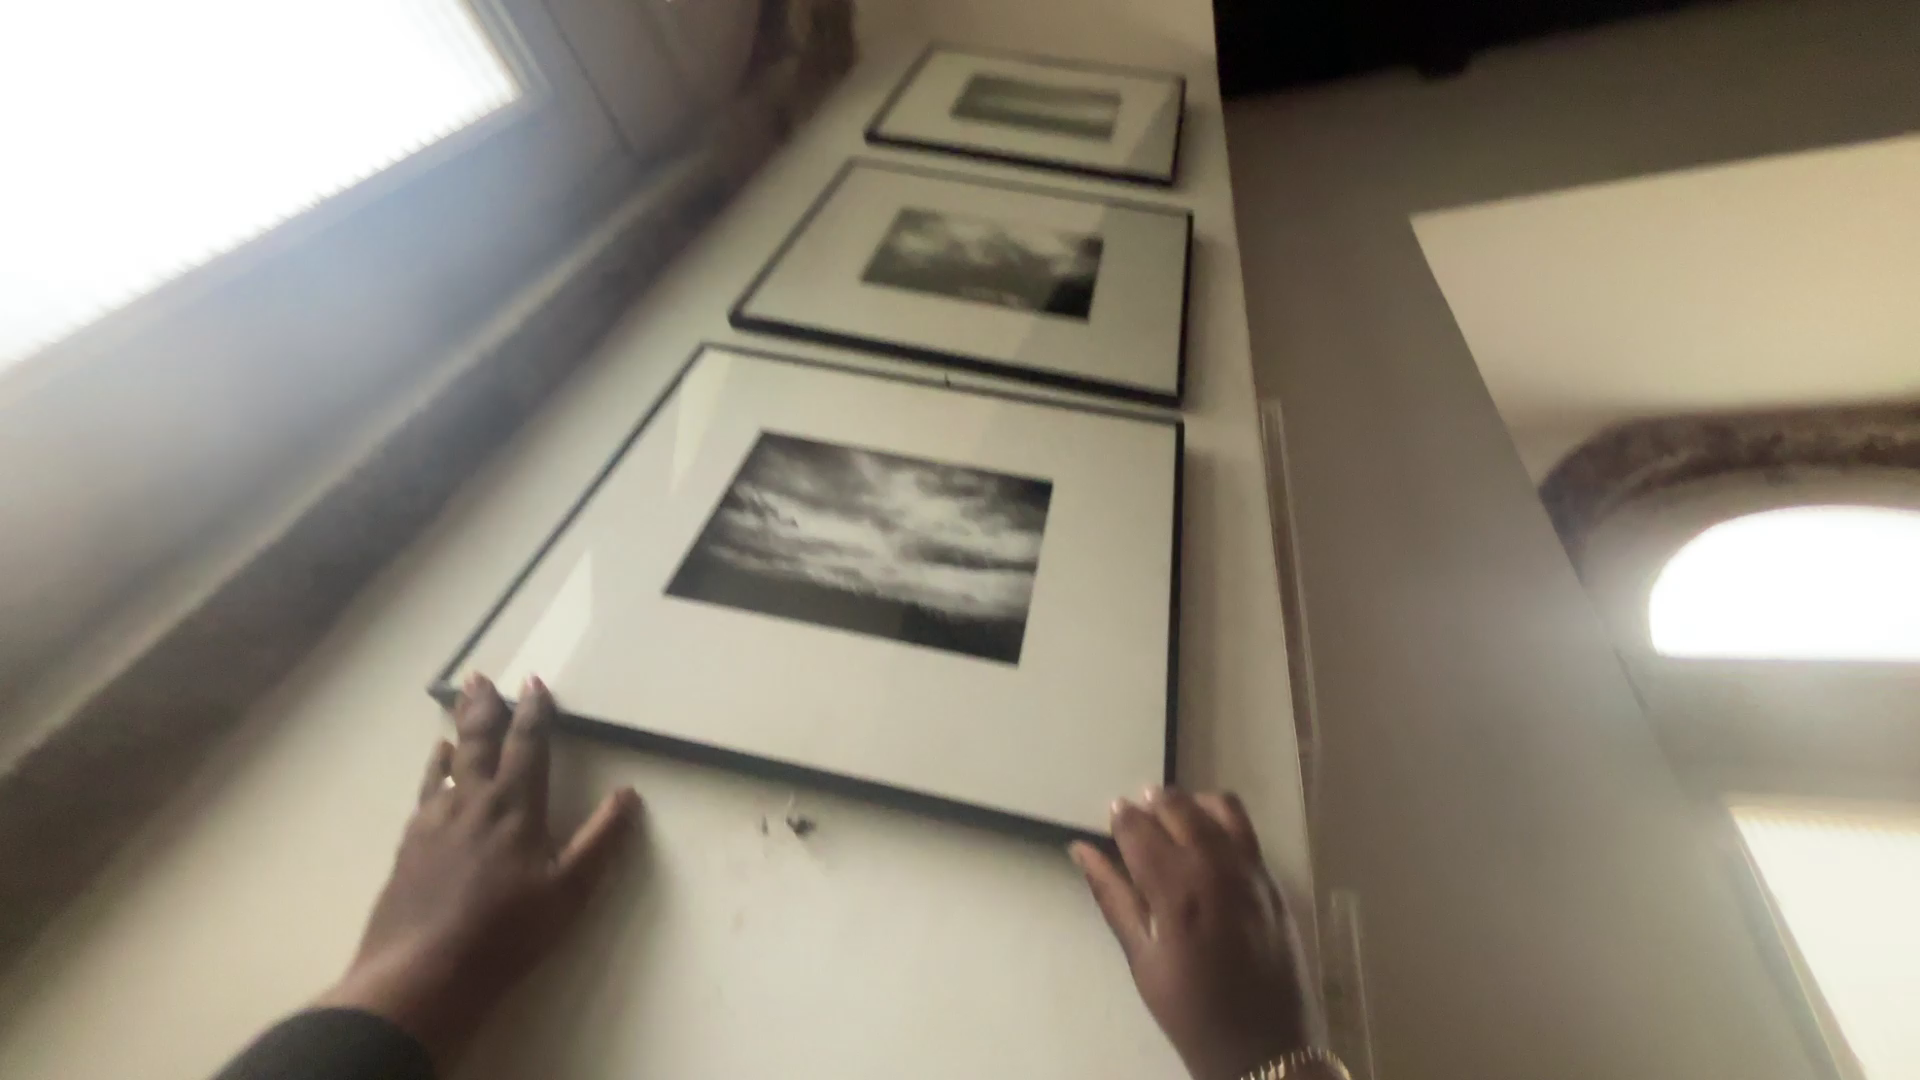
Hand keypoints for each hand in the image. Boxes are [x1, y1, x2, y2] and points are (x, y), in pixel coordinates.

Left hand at [318, 674, 640, 1066]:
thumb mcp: (570, 888)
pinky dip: (433, 768)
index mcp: (515, 805)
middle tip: (481, 677)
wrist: (418, 976)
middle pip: (479, 741)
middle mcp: (473, 801)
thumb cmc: (506, 929)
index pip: (527, 745)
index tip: (534, 683)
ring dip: (458, 729)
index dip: (534, 712)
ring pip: (448, 761)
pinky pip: (425, 790)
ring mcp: (435, 821)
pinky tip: (436, 765)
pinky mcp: (410, 845)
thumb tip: (629, 792)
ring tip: (459, 706)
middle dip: (485, 707)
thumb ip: (601, 837)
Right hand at [1070, 788, 1321, 1079]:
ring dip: (1187, 804)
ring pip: (1215, 806)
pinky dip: (1219, 816)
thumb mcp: (1141, 959)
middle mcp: (1214, 868)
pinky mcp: (1271, 880)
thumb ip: (1112, 895)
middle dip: (1150, 804)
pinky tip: (1205, 835)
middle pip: (1177, 806)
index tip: (1112, 817)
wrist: (1267, 1050)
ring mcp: (1249, 871)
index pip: (1138, 827)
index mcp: (1176, 891)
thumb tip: (1080, 849)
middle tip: (1137, 818)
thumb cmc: (1191, 1010)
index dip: (1120, 817)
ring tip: (1171, 819)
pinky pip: (1245, 827)